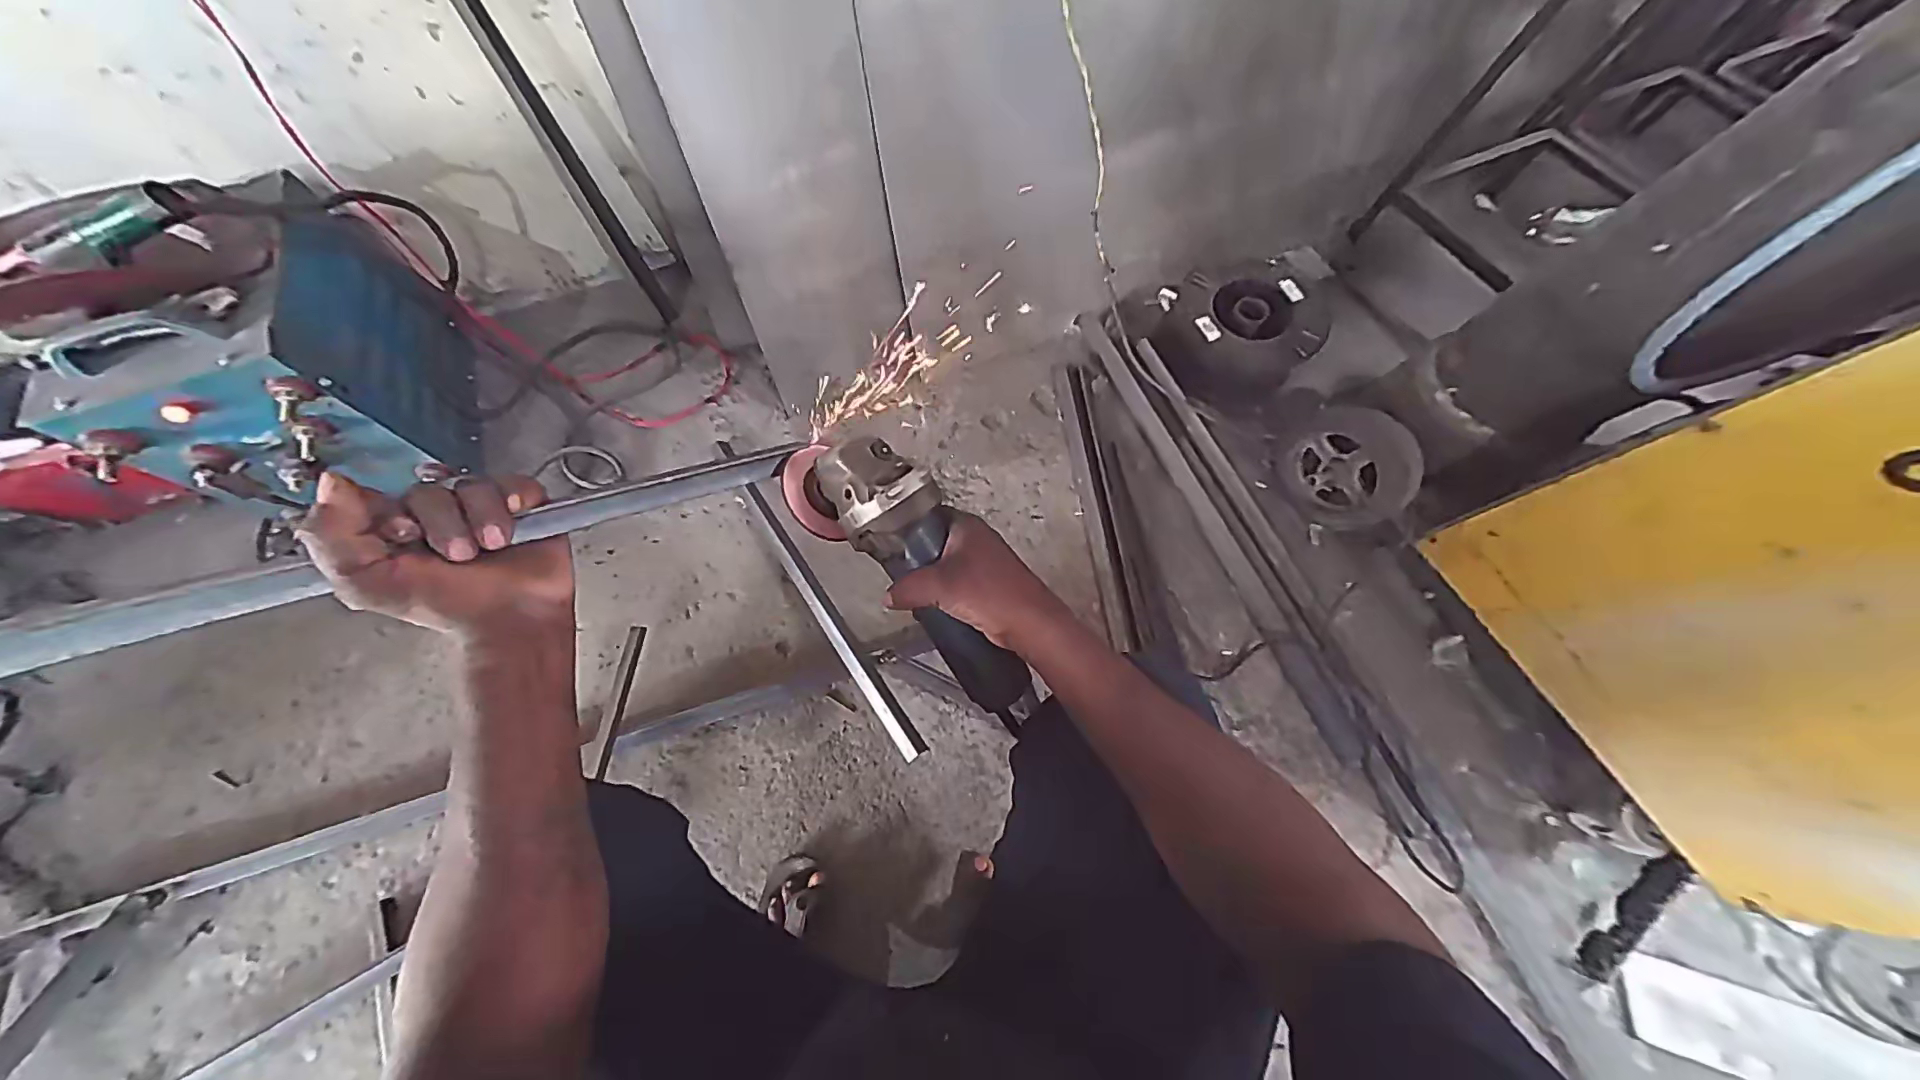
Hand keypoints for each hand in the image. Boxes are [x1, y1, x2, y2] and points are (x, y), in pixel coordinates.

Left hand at [297, 471, 573, 637]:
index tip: (405, 535)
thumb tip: (332, 480)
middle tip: (459, 554)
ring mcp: (486, 507)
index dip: (389, 508)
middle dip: (441, 521)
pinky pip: (515, 483)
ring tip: (493, 546)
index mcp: (398, 530)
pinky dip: (513, 500)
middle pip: (429, 488)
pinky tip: (515, 527)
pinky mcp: (527, 505)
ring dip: (481, 516)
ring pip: (472, 484)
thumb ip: (334, 537)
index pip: (381, 493)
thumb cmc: (452, 607)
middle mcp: (440, 514)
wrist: (518, 619)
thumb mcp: (369, 584)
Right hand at [884, 512, 1073, 650]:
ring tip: (922, 594)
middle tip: (904, 574)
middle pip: (933, 543)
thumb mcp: (938, 586)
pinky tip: (941, 607)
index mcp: (966, 526)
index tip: (890, 542)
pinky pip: (956, 585)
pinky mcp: (986, 585)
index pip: (926, 516)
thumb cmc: (997, 594)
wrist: (1027, 623)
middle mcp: (976, 540)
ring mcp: (982, 563)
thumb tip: (891, 594)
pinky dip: (946, 595)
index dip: (906, 529)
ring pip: (944, 567)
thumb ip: (907, 587)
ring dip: (932, 581)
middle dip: (918, 561)